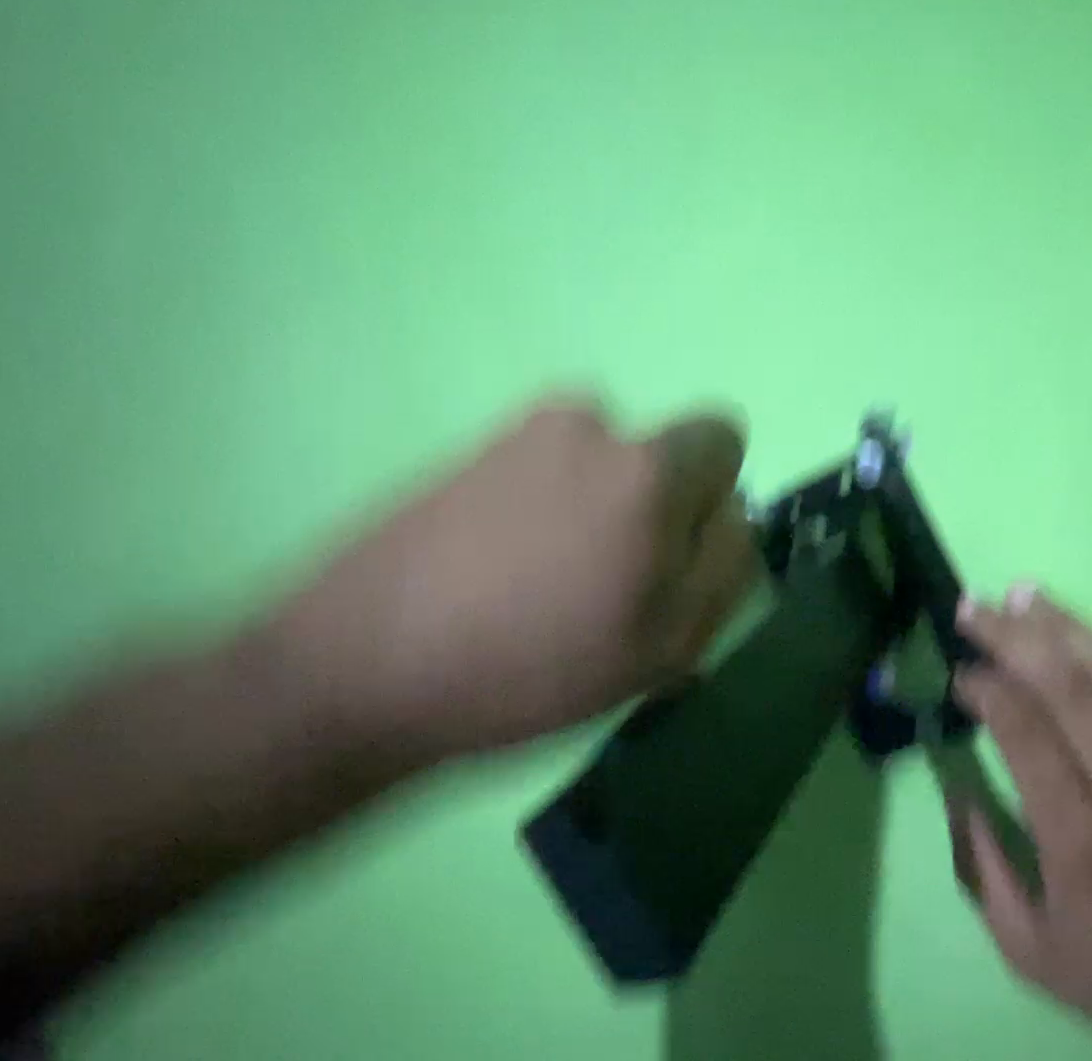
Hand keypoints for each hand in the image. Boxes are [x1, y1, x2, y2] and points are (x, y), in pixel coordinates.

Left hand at [265, 394, 760, 763]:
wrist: (357, 669)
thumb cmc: (533, 664)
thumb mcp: (667, 643)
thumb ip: (727, 568)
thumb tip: (734, 517)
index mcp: (646, 463)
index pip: (724, 438)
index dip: (713, 501)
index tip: (673, 559)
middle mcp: (585, 422)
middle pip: (658, 459)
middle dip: (653, 512)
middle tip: (608, 592)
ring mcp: (515, 434)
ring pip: (597, 471)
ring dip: (595, 517)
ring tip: (545, 592)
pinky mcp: (463, 454)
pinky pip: (539, 477)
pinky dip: (540, 516)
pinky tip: (498, 580)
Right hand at [950, 586, 1091, 1059]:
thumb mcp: (1033, 954)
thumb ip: (983, 871)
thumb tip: (958, 791)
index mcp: (1086, 849)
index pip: (1029, 737)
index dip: (989, 691)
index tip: (960, 673)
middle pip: (1073, 689)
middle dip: (1015, 638)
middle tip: (973, 608)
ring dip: (1069, 628)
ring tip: (1024, 596)